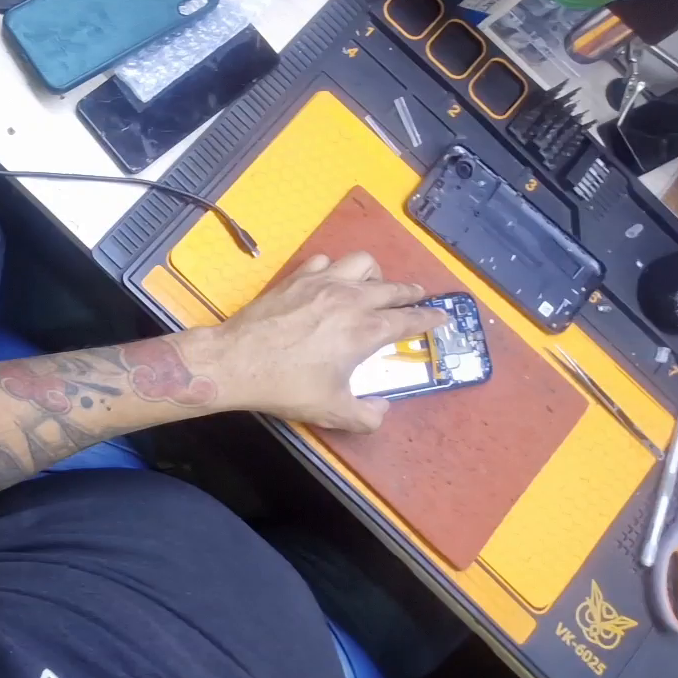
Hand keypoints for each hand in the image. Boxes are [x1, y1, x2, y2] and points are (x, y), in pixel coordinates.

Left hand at [196, 252, 445, 432]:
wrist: (234, 361)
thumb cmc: (284, 386)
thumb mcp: (331, 412)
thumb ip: (366, 416)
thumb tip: (382, 409)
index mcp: (366, 330)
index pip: (411, 319)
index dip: (431, 318)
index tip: (442, 317)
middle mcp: (350, 299)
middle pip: (393, 287)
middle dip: (411, 294)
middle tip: (417, 300)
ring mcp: (321, 283)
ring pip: (362, 262)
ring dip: (375, 273)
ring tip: (373, 287)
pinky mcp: (294, 279)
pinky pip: (324, 261)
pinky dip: (334, 268)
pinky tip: (329, 281)